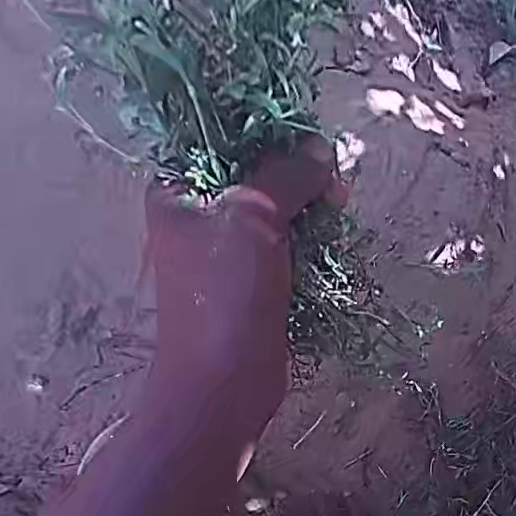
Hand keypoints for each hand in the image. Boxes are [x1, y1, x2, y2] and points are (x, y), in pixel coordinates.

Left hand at [141, 138, 338, 441]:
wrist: (225, 383)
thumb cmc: (225, 295)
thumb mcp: (252, 216)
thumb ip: (286, 173)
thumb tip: (320, 150)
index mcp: (179, 189)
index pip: (223, 136)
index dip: (268, 132)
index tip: (309, 140)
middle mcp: (199, 215)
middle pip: (256, 172)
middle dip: (297, 173)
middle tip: (331, 186)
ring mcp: (227, 250)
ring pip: (276, 210)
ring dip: (309, 208)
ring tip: (336, 211)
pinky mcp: (254, 280)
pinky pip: (286, 244)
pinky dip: (309, 239)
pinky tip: (330, 240)